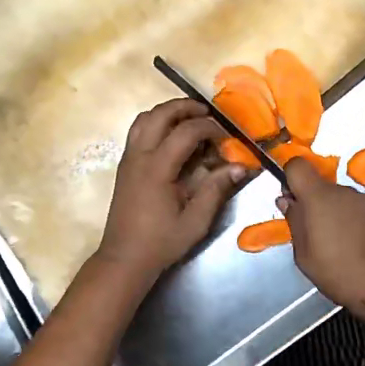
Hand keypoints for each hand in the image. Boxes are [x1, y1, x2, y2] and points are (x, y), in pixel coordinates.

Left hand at [93, 100, 246, 281]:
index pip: (185, 131)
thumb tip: (240, 166)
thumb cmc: (161, 242)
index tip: (225, 136)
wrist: (124, 257)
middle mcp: (139, 156)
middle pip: (160, 114)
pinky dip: (155, 123)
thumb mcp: (195, 221)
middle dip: (185, 107)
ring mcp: (128, 158)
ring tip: (189, 120)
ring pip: (144, 118)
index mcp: (157, 168)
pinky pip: (137, 131)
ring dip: (167, 112)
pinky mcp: (124, 165)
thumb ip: (216, 189)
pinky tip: (171, 137)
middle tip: (207, 113)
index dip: (208, 127)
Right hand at [277, 160, 364, 311]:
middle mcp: (343, 191)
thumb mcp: (304, 255)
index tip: (290, 200)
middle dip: (311, 202)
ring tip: (335, 244)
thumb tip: (288, 201)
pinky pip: (356, 210)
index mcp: (319, 197)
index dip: (289, 177)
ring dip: (332, 213)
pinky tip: (354, 246)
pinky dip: (351, 221)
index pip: (297, 165)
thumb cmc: (339, 271)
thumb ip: (294, 223)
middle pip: (319, 185)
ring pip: (339, 199)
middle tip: (311, 231)